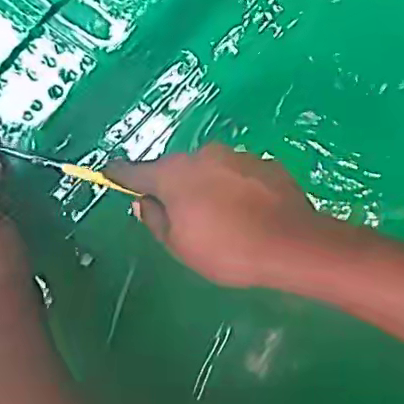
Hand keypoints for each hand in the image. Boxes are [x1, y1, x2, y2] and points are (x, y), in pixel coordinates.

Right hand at [108, 144, 332, 287]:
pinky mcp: (269, 165)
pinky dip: (240, 190)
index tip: (111, 175)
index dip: (121, 176)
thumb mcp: (180, 245)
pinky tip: (251, 214)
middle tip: (183, 216)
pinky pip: (243, 176)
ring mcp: (240, 156)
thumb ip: (157, 220)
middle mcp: (205, 154)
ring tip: (224, 219)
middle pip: (179, 169)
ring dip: (211, 187)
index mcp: (174, 173)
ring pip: (213, 170)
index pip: (135, 170)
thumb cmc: (227, 249)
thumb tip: (145, 201)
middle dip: (176, 187)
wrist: (292, 243)